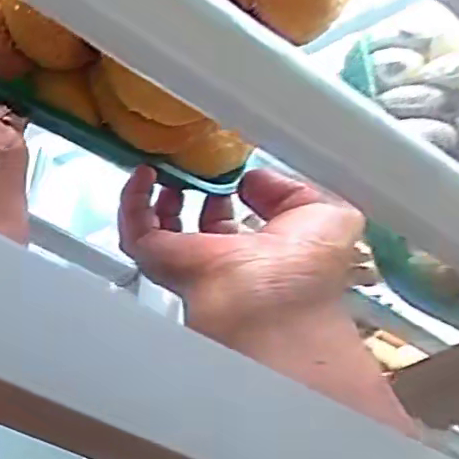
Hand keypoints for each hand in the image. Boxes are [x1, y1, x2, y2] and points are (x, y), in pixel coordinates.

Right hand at [118, 166, 365, 344]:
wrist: (268, 295)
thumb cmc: (301, 270)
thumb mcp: (324, 213)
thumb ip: (292, 190)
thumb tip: (255, 178)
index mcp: (246, 251)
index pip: (223, 220)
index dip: (221, 191)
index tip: (220, 168)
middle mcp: (208, 257)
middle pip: (183, 221)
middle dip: (182, 190)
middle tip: (186, 163)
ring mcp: (178, 257)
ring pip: (152, 223)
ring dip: (153, 194)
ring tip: (159, 164)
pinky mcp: (154, 254)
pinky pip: (134, 223)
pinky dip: (134, 198)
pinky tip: (144, 174)